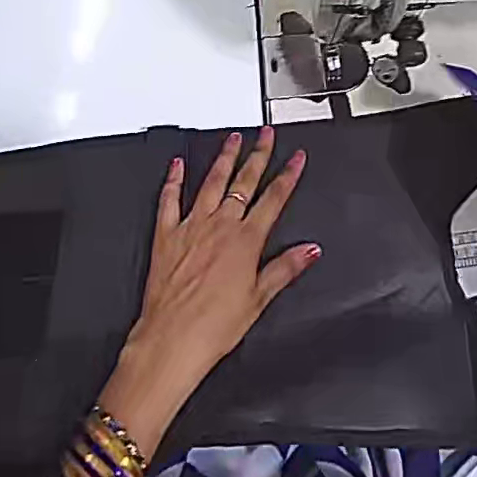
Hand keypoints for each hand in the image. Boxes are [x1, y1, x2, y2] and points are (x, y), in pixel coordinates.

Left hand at [98, 127, 318, 455]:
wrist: (171, 341)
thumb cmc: (213, 327)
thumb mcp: (259, 299)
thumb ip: (286, 268)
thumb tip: (310, 250)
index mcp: (246, 241)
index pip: (274, 198)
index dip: (288, 174)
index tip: (296, 157)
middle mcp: (220, 227)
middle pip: (245, 181)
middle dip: (259, 154)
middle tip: (266, 134)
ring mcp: (192, 227)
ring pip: (211, 182)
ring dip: (224, 158)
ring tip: (233, 138)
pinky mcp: (167, 236)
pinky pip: (169, 200)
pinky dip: (173, 180)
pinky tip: (176, 165)